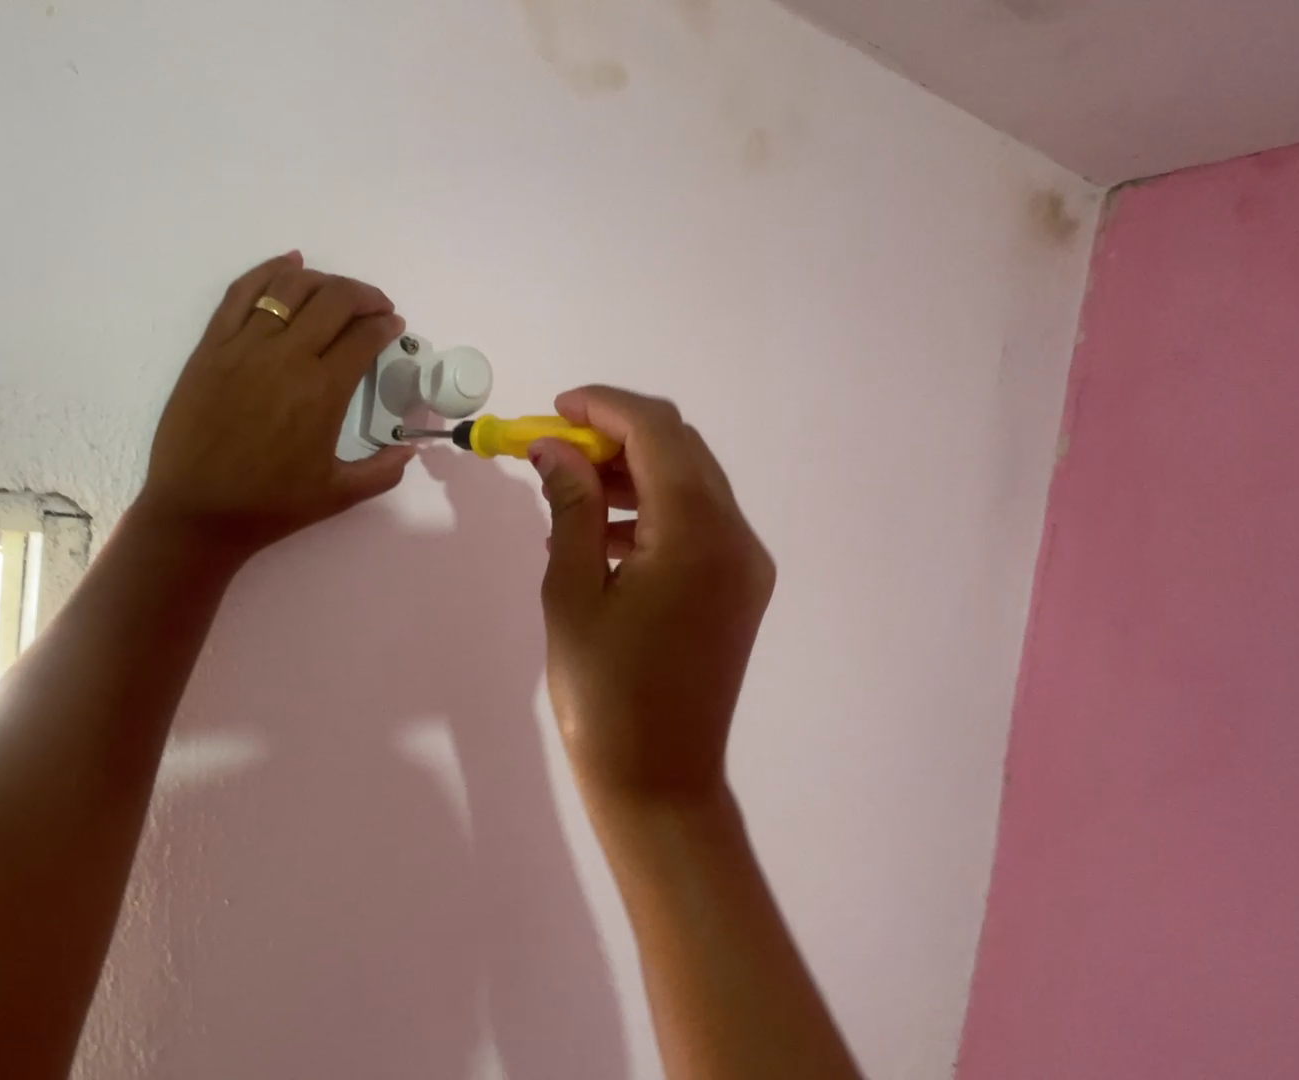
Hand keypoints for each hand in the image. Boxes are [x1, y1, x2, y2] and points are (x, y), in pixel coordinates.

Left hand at [135, 252, 415, 561]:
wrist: (198, 514)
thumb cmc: (269, 507)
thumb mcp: (336, 496)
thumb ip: (381, 472)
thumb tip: (411, 451)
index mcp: (322, 393)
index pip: (364, 336)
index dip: (385, 325)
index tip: (392, 326)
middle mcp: (286, 358)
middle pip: (334, 301)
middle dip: (364, 296)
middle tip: (374, 307)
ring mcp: (243, 347)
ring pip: (290, 288)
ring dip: (323, 281)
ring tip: (335, 292)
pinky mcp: (210, 347)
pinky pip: (241, 293)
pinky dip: (269, 270)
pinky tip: (288, 263)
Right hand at [530, 386, 775, 806]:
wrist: (658, 778)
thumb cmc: (602, 691)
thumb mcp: (572, 591)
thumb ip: (570, 506)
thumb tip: (553, 448)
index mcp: (696, 534)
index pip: (657, 432)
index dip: (604, 406)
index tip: (554, 410)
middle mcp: (736, 538)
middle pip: (681, 449)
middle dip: (616, 434)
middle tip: (556, 449)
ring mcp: (745, 565)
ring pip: (691, 483)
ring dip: (632, 471)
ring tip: (569, 491)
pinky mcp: (738, 588)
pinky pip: (696, 523)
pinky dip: (650, 510)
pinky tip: (599, 536)